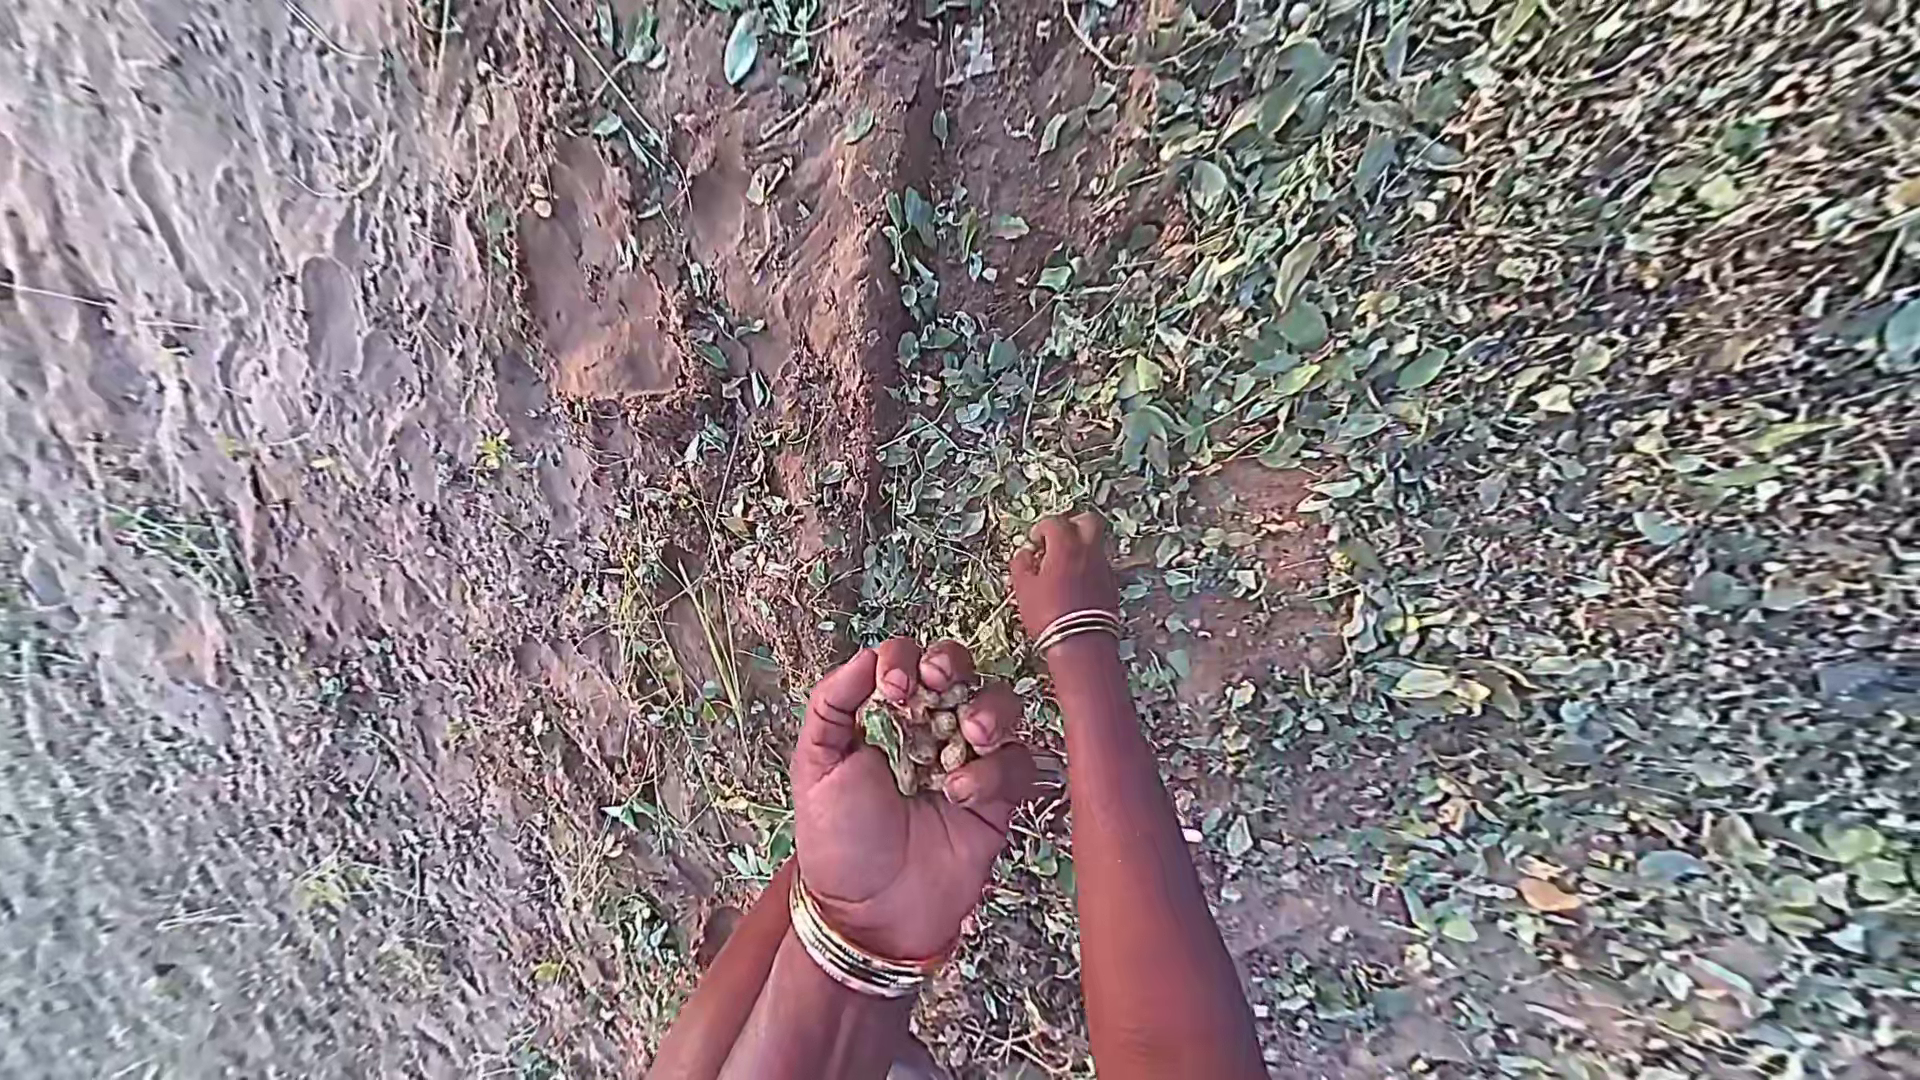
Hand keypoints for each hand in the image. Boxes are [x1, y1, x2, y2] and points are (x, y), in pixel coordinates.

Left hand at [791, 639, 1036, 959]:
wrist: (871, 915)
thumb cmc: (840, 838)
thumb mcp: (816, 765)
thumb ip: (831, 704)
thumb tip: (867, 657)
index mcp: (889, 713)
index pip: (906, 658)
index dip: (904, 659)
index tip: (895, 687)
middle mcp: (932, 725)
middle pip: (959, 667)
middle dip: (953, 664)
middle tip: (939, 684)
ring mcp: (968, 757)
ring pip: (1000, 704)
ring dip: (990, 709)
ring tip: (971, 735)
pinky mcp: (998, 794)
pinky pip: (1018, 762)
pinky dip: (997, 770)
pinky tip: (961, 795)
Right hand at [1010, 512, 1121, 638]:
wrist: (1081, 644)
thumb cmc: (1048, 614)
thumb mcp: (1023, 588)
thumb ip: (1021, 563)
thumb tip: (1025, 553)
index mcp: (1066, 545)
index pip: (1055, 522)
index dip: (1041, 529)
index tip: (1033, 542)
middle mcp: (1089, 551)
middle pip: (1087, 521)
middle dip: (1070, 525)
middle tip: (1055, 541)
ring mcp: (1104, 567)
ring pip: (1094, 544)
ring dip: (1078, 547)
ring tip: (1061, 567)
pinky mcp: (1111, 585)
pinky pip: (1098, 565)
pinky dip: (1086, 566)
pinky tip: (1073, 584)